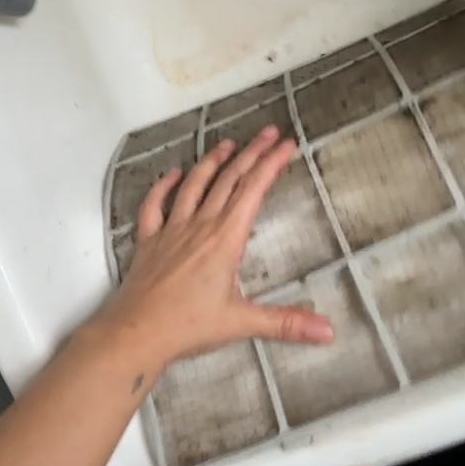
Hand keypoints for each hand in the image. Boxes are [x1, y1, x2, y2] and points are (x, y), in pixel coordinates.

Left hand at [91, 125, 334, 373]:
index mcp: (225, 238)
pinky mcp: (149, 240)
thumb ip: (286, 323)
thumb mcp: (242, 323)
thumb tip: (328, 331)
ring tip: (227, 144)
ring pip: (194, 185)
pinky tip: (173, 174)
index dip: (271, 164)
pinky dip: (163, 186)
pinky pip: (154, 205)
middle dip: (251, 153)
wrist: (136, 333)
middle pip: (228, 180)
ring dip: (212, 162)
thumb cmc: (188, 326)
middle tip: (268, 132)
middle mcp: (199, 225)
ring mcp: (171, 229)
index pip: (253, 190)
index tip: (287, 145)